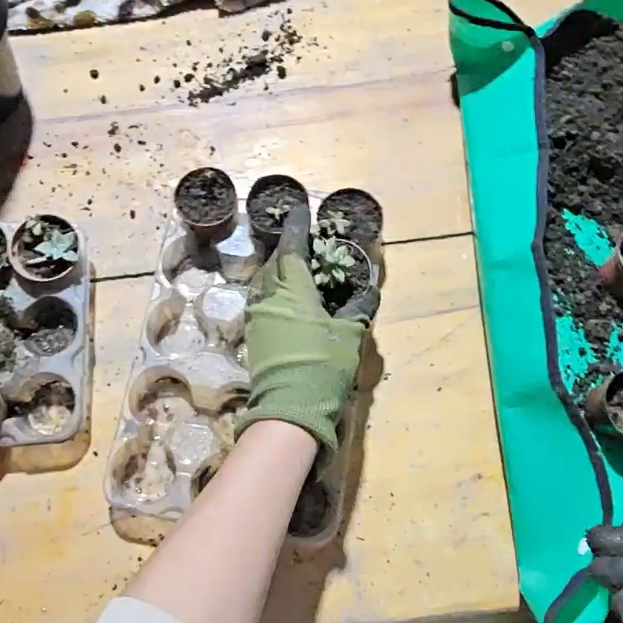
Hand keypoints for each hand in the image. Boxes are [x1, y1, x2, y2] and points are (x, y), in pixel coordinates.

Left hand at [236, 199, 376, 461]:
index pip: (291, 246)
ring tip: (302, 267)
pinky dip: (279, 289)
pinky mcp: (255, 334)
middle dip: (289, 247)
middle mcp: (269, 295)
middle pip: (275, 261)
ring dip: (282, 269)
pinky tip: (292, 297)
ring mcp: (258, 316)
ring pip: (267, 281)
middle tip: (308, 240)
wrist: (288, 411)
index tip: (301, 211)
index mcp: (291, 287)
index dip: (297, 226)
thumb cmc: (322, 367)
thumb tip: (368, 289)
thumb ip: (358, 308)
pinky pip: (266, 299)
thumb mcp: (350, 335)